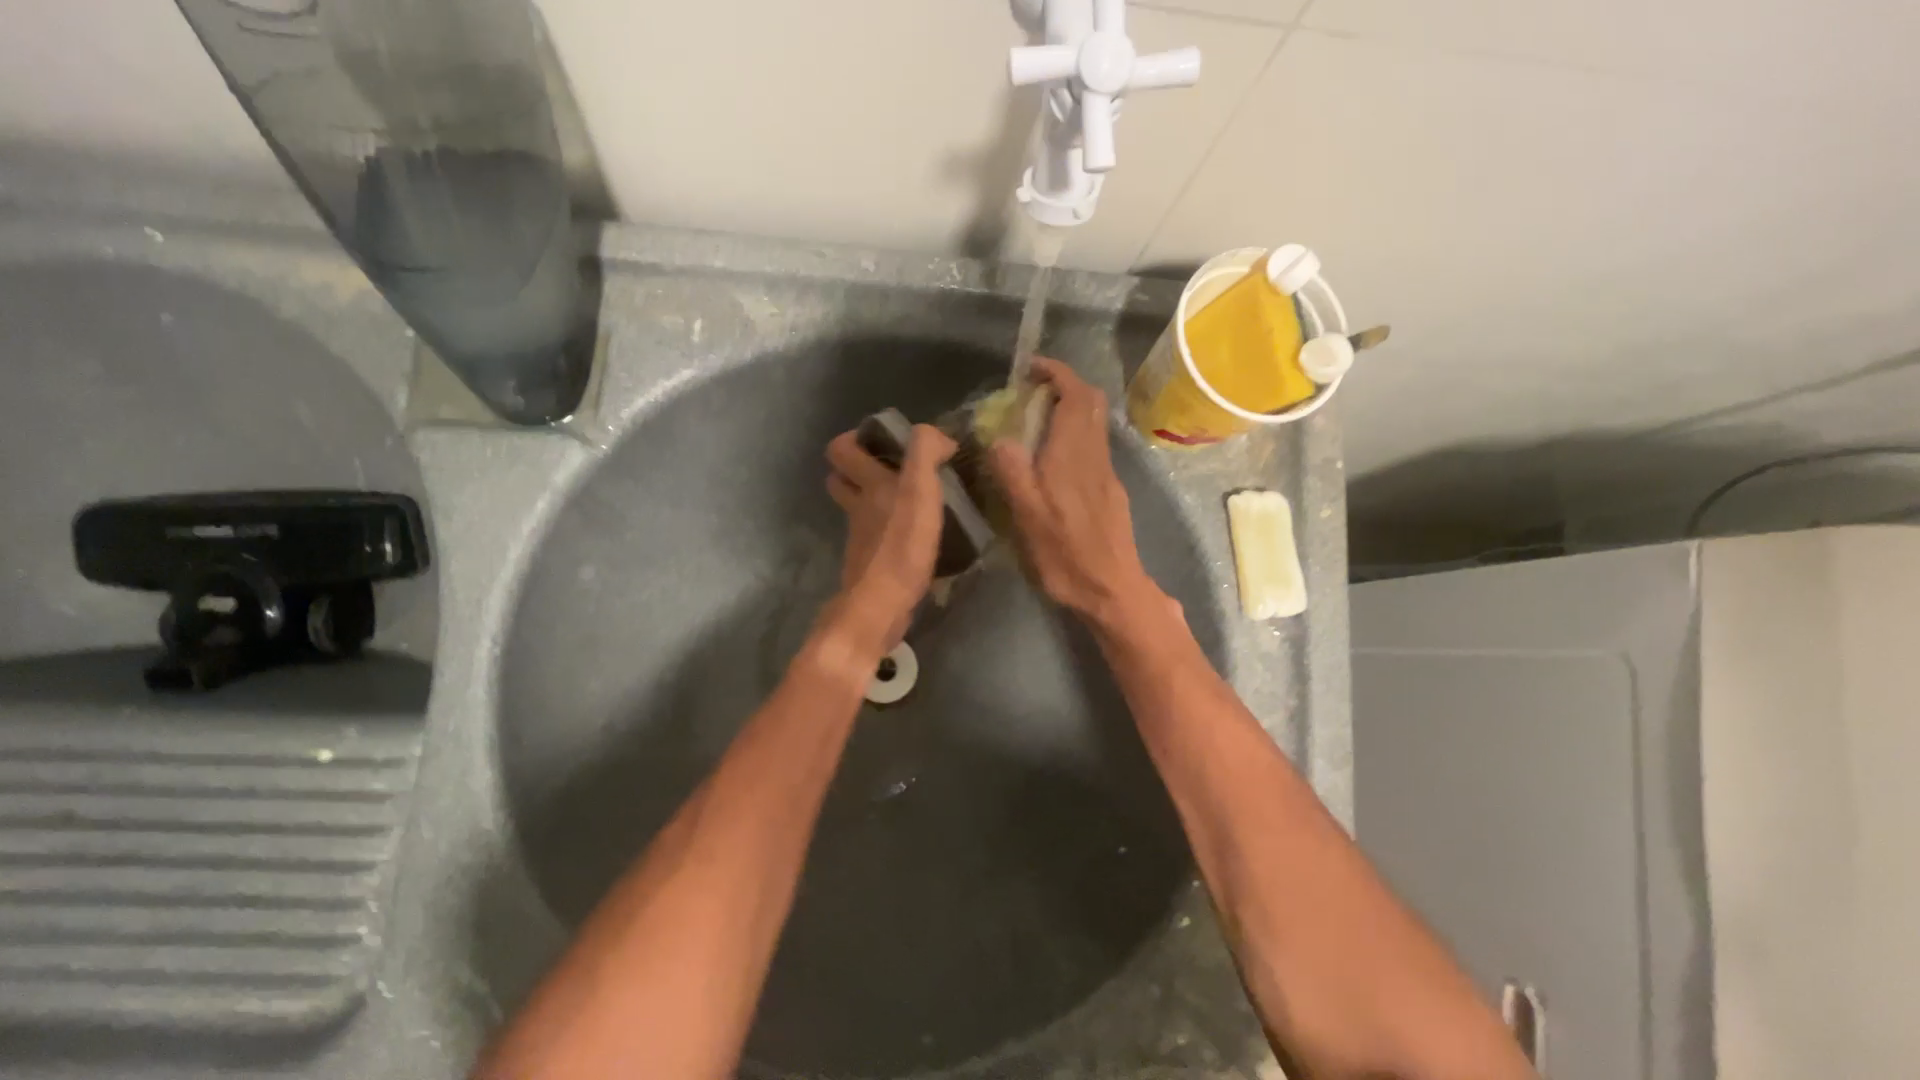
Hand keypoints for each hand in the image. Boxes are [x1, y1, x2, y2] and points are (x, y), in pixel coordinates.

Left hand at [825, 423, 957, 642]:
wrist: (883, 604)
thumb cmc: (901, 544)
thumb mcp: (919, 488)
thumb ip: (925, 452)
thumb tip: (940, 438)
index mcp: (867, 484)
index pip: (840, 449)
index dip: (856, 438)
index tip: (888, 439)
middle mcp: (858, 507)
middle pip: (841, 480)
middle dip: (860, 468)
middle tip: (896, 467)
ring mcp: (862, 537)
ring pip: (859, 509)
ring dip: (877, 500)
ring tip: (912, 498)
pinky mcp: (873, 562)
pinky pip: (877, 537)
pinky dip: (891, 530)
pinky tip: (918, 534)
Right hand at [990, 357, 1171, 626]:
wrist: (1112, 589)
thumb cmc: (1065, 554)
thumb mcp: (1027, 515)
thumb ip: (1012, 471)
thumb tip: (999, 438)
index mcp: (1073, 454)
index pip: (1075, 394)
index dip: (1056, 373)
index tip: (1030, 368)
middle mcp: (1095, 455)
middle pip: (1091, 403)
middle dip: (1064, 386)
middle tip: (1031, 393)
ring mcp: (1107, 474)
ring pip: (1094, 425)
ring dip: (1069, 412)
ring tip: (1034, 425)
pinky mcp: (1111, 491)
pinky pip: (1093, 448)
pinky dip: (1073, 436)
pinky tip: (1051, 462)